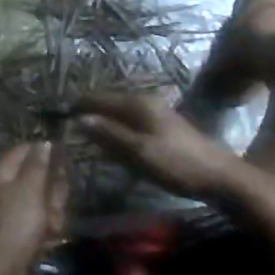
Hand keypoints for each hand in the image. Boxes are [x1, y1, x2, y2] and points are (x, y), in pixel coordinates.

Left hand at [0, 142, 61, 274]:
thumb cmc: (14, 224)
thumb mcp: (29, 188)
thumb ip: (38, 164)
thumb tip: (45, 141)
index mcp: (2, 169)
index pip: (28, 150)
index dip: (47, 158)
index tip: (61, 171)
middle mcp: (4, 184)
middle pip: (39, 176)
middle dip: (52, 192)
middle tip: (52, 206)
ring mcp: (11, 207)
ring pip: (43, 199)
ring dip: (52, 212)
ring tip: (51, 226)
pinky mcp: (18, 228)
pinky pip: (39, 219)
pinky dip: (46, 228)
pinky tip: (49, 238)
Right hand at [76, 92, 248, 199]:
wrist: (218, 176)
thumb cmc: (176, 164)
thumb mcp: (138, 152)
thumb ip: (108, 134)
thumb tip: (78, 119)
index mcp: (136, 103)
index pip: (97, 97)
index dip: (77, 106)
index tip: (57, 117)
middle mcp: (143, 100)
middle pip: (106, 101)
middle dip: (86, 110)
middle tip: (66, 127)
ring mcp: (154, 111)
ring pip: (117, 110)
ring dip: (100, 118)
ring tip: (82, 133)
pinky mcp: (160, 124)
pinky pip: (127, 119)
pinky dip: (114, 126)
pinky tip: (109, 139)